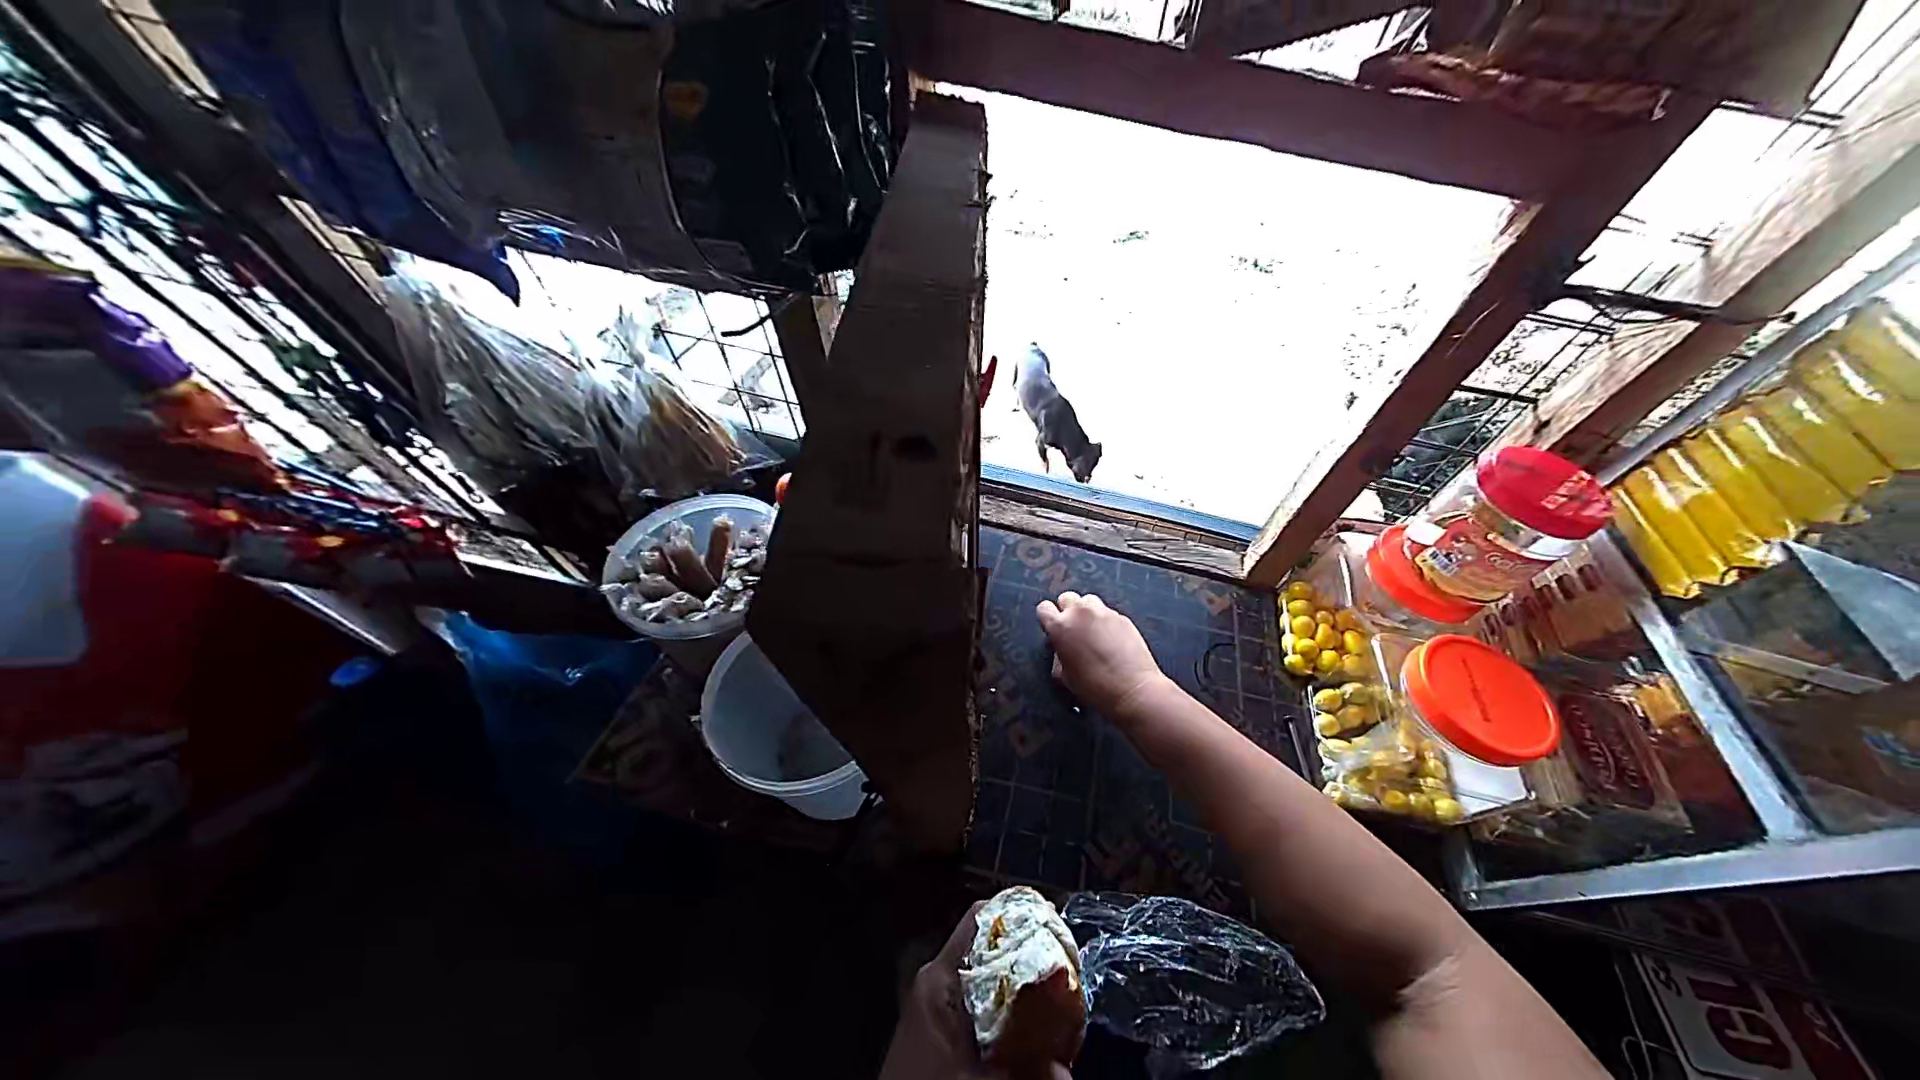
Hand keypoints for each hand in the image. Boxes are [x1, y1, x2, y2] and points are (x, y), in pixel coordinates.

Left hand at [878, 903, 1071, 1079]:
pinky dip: (1004, 1013)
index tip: (1056, 930)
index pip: (982, 918)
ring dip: (1020, 991)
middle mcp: (935, 980)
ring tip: (1055, 1005)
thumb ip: (1026, 1070)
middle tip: (1066, 975)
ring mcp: (933, 1004)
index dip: (1021, 916)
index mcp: (940, 977)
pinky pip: (977, 1004)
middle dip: (1029, 960)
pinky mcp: (935, 1028)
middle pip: (989, 948)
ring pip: (986, 978)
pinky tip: (1026, 1037)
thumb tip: (1065, 1067)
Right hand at [1035, 592, 1168, 719]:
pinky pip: (1108, 612)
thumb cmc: (1097, 688)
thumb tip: (1060, 649)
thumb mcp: (1064, 676)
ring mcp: (1103, 613)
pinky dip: (1106, 621)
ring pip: (1088, 600)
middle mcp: (1080, 614)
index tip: (1052, 626)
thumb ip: (1057, 655)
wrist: (1131, 690)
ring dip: (1087, 612)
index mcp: (1060, 627)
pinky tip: (1110, 639)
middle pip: (1066, 597)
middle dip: (1067, 611)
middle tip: (1073, 629)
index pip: (1044, 608)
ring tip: (1092, 631)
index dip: (1047, 618)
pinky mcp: (1122, 617)